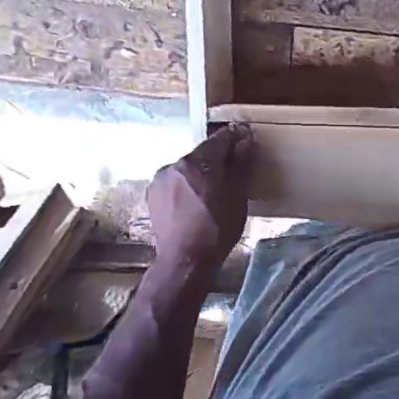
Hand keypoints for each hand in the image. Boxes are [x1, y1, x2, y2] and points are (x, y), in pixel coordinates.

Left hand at [148, 123, 256, 272]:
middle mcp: (175, 164)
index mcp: (198, 162)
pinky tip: (194, 202)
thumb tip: (245, 143)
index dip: (234, 137)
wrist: (184, 260)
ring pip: (186, 169)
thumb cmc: (217, 231)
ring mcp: (160, 180)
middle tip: (232, 170)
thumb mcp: (237, 198)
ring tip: (212, 191)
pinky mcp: (152, 195)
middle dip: (217, 159)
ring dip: (200, 174)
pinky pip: (174, 183)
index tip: (245, 138)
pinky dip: (186, 186)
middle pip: (201, 154)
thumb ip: (240, 167)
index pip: (219, 139)